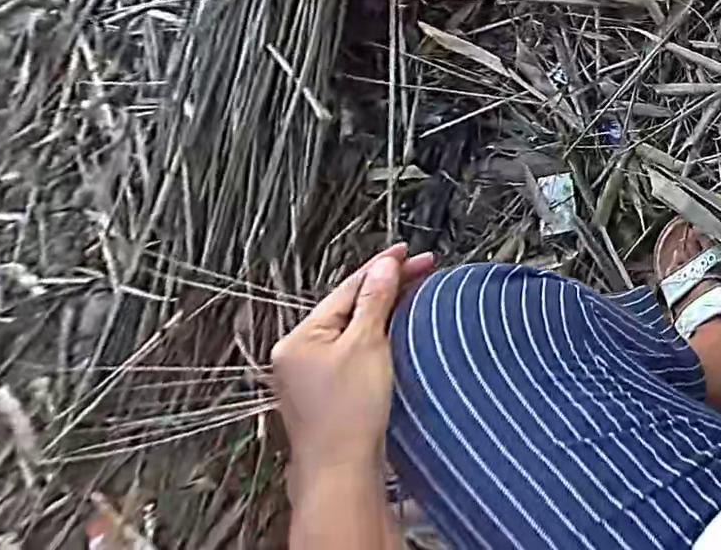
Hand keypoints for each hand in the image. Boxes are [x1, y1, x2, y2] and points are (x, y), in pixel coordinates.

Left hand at [272, 245, 435, 487]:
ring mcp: (315, 369)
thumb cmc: (347, 412)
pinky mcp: (333, 384)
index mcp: (299, 339)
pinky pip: (358, 342)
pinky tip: (399, 320)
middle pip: (351, 303)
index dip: (382, 265)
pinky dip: (380, 326)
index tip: (408, 250)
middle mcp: (301, 352)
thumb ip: (375, 299)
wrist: (343, 469)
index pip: (348, 288)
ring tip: (416, 285)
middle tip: (421, 265)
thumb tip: (384, 265)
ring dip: (386, 303)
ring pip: (356, 322)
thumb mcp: (366, 343)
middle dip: (388, 283)